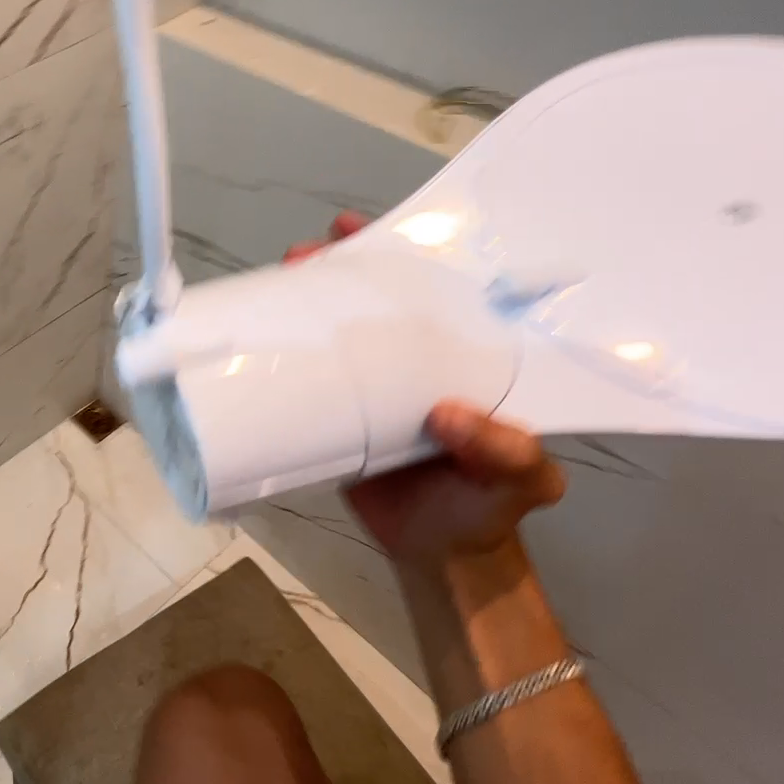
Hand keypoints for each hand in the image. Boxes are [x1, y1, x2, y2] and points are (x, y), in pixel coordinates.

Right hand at [284, 213, 565, 561]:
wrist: (434, 554)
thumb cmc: (485, 508)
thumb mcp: (522, 480)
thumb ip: (505, 451)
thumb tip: (447, 413)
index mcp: (463, 360)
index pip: (436, 292)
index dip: (408, 255)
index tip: (372, 229)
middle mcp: (415, 360)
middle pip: (377, 300)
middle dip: (342, 265)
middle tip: (310, 252)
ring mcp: (371, 384)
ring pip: (338, 327)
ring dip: (307, 296)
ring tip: (282, 275)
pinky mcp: (335, 410)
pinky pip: (310, 369)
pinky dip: (286, 347)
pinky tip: (261, 332)